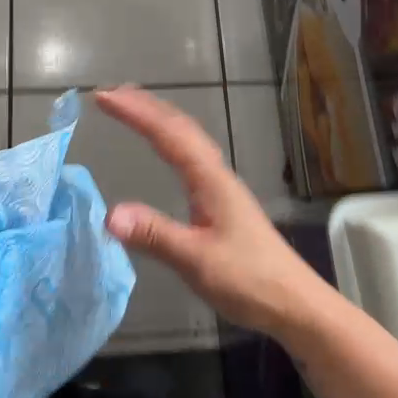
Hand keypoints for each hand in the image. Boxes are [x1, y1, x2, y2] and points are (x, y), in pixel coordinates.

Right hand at [94, 85, 333, 336]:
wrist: (294, 304)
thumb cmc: (249, 280)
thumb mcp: (197, 261)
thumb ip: (155, 236)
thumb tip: (108, 215)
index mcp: (210, 179)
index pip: (168, 134)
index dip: (135, 113)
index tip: (103, 97)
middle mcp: (216, 174)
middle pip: (179, 127)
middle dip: (145, 106)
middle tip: (110, 94)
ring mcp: (221, 187)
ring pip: (187, 139)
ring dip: (158, 119)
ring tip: (132, 108)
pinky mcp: (223, 202)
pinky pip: (191, 155)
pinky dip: (170, 140)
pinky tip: (166, 150)